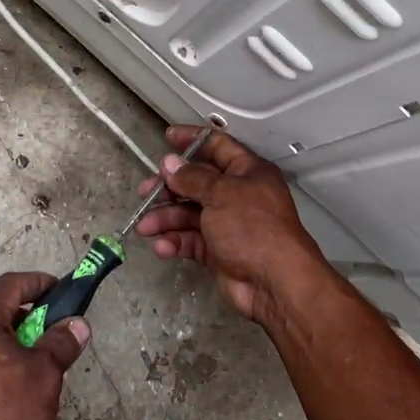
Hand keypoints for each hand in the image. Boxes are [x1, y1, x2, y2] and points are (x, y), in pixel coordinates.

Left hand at [0, 272, 89, 419]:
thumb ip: (60, 345)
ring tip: (29, 377)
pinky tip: (1, 405)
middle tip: (49, 339)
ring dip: (5, 350)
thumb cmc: (1, 418)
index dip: (38, 282)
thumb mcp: (43, 379)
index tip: (59, 290)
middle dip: (24, 321)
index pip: (10, 285)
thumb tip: (76, 324)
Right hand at [133, 126, 333, 322]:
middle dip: (170, 187)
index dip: (193, 140)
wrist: (274, 282)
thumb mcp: (222, 194)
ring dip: (166, 219)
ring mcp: (228, 225)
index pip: (218, 146)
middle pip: (197, 183)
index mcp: (248, 172)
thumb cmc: (254, 228)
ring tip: (145, 227)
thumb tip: (170, 164)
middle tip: (146, 192)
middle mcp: (238, 195)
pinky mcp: (218, 252)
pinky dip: (176, 242)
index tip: (168, 137)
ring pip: (190, 214)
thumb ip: (193, 178)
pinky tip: (162, 246)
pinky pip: (192, 240)